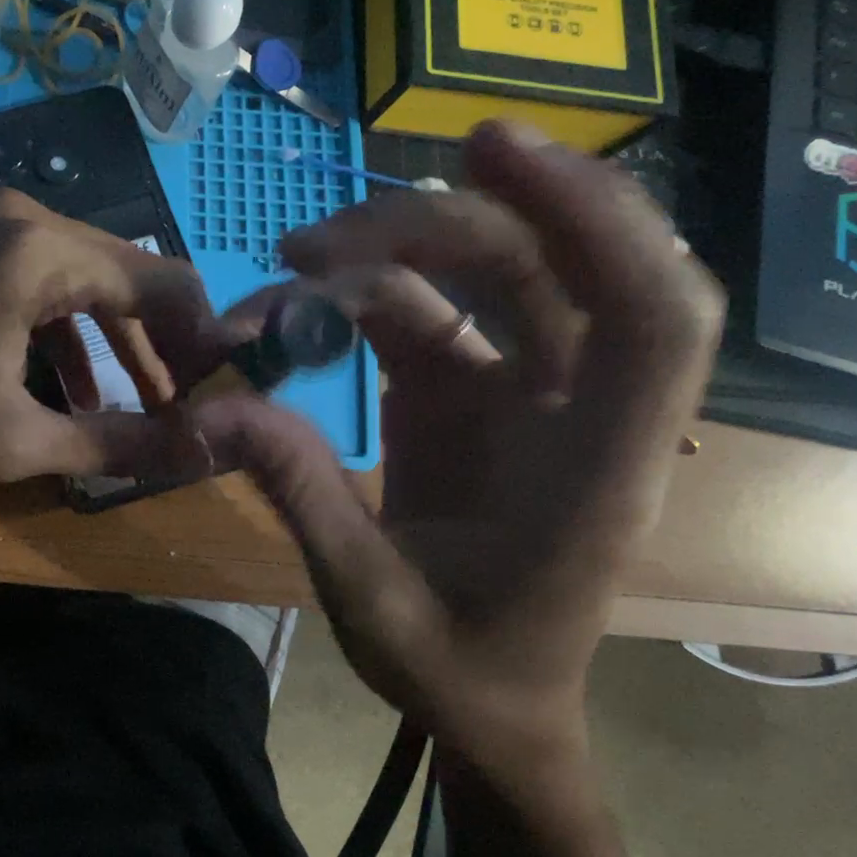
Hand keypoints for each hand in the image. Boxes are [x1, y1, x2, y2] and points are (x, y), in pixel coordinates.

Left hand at [0, 188, 224, 481]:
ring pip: (85, 280)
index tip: (220, 396)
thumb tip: (197, 456)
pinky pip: (43, 281)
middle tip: (186, 409)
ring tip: (139, 411)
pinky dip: (66, 332)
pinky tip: (76, 392)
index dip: (202, 342)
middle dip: (161, 346)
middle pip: (127, 276)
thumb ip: (114, 445)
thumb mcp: (12, 439)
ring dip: (114, 343)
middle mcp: (25, 216)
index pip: (162, 281)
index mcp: (40, 251)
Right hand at [199, 122, 723, 770]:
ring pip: (480, 277)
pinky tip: (296, 303)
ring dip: (385, 253)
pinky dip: (360, 297)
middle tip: (309, 242)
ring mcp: (521, 393)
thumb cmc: (457, 666)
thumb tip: (209, 405)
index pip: (647, 314)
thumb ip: (299, 492)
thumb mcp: (367, 594)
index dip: (590, 217)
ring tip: (285, 265)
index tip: (486, 152)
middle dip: (433, 227)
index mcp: (593, 465)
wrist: (486, 703)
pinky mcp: (468, 395)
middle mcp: (575, 407)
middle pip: (545, 267)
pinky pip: (426, 315)